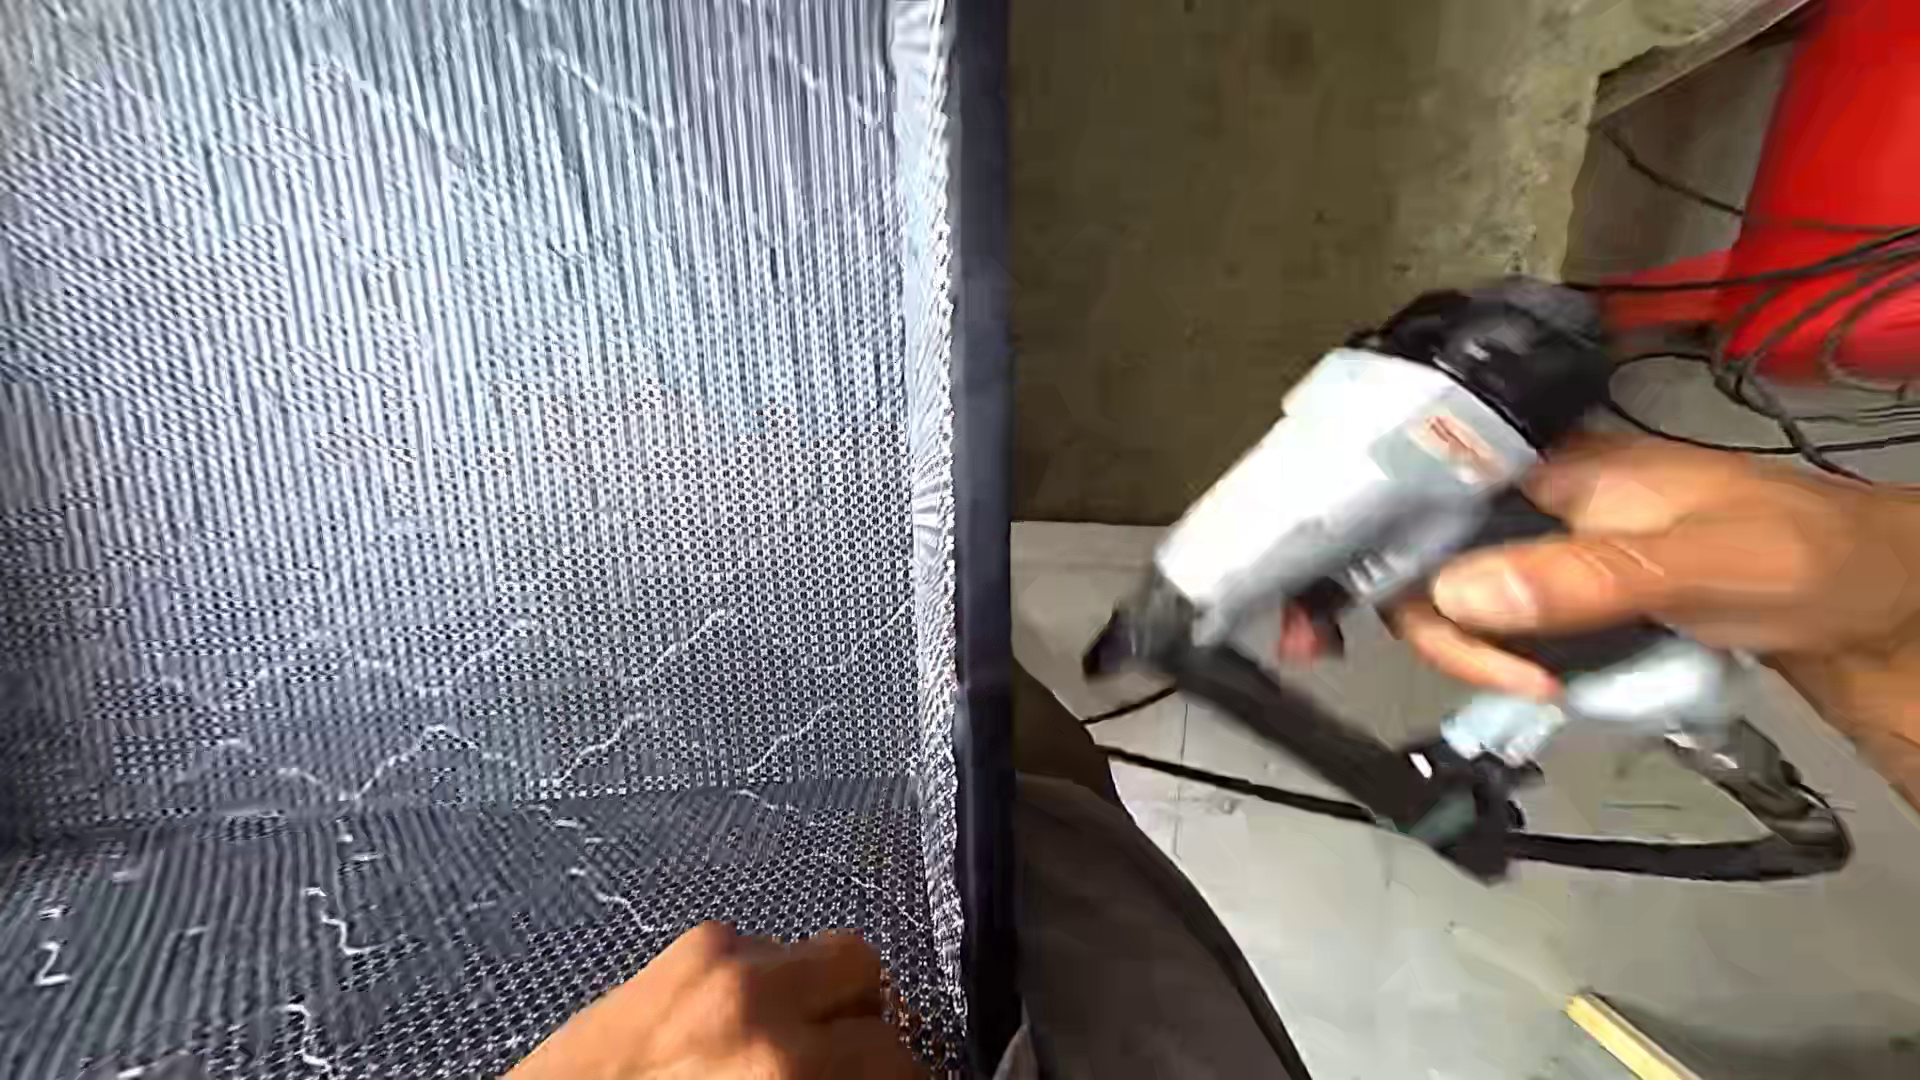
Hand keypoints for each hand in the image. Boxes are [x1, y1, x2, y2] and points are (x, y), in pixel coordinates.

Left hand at [507, 922, 925, 1079]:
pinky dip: (768, 980)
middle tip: (841, 1055)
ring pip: (824, 945)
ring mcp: (726, 960)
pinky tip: (728, 1022)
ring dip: (817, 989)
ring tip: (783, 1033)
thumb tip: (870, 1067)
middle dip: (864, 1015)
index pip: (894, 1057)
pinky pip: (769, 946)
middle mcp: (762, 1005)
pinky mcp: (696, 941)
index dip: (900, 1076)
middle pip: (866, 968)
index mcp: (783, 1075)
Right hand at [1280, 435, 1919, 802]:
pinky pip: (1463, 623)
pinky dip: (1472, 656)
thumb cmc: (1805, 554)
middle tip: (1493, 673)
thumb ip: (1583, 575)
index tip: (1324, 610)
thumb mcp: (1706, 561)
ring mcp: (1504, 549)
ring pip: (1429, 598)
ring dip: (1459, 650)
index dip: (1355, 544)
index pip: (1405, 497)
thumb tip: (1453, 597)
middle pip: (1406, 558)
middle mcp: (1494, 503)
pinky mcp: (1519, 591)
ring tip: (1532, 682)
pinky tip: (1513, 676)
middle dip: (1427, 624)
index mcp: (1520, 465)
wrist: (1873, 604)